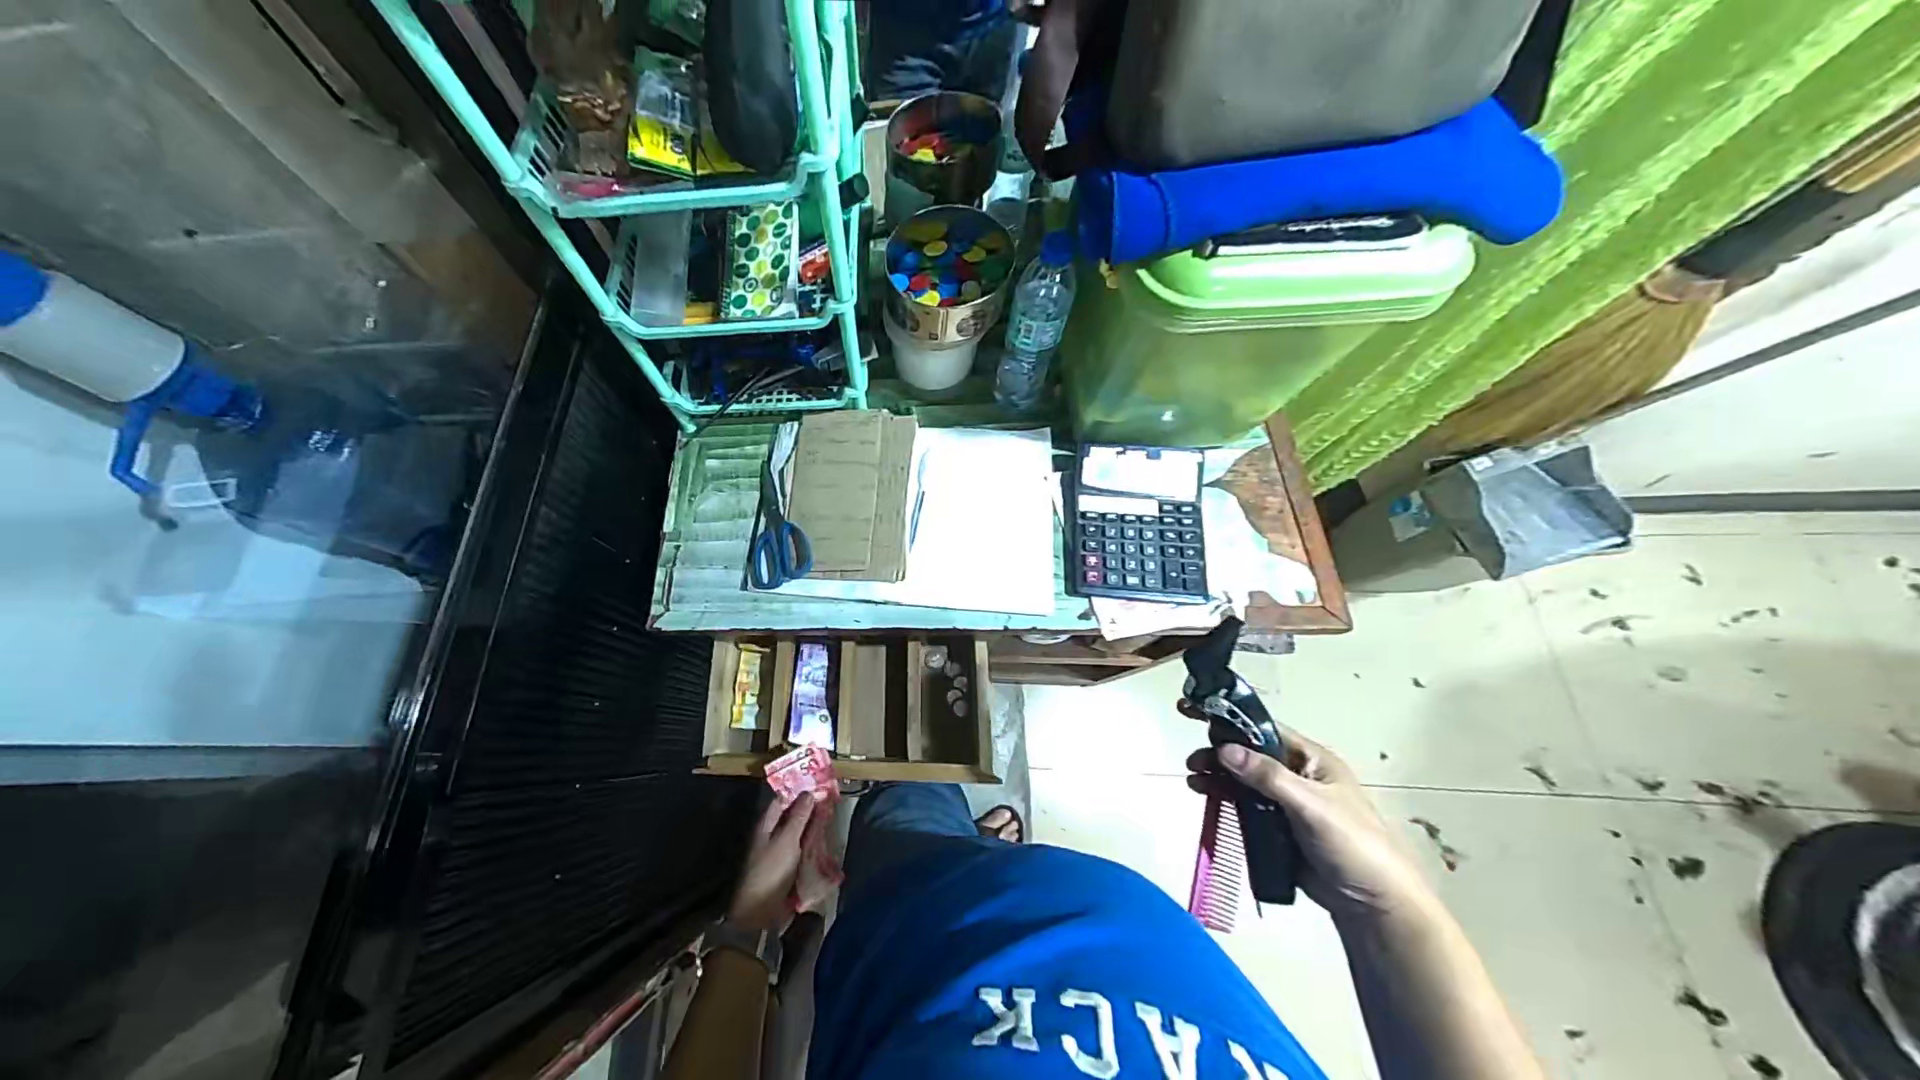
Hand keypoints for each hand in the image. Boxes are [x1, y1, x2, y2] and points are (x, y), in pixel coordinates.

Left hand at [728, 792, 827, 933]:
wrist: (760, 913)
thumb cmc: (770, 872)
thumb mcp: (787, 841)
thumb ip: (798, 816)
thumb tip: (809, 792)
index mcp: (767, 824)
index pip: (783, 799)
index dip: (800, 790)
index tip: (820, 782)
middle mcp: (773, 834)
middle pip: (793, 814)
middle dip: (811, 807)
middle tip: (833, 799)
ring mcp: (781, 850)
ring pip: (800, 830)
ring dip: (814, 824)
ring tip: (834, 816)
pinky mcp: (789, 865)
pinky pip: (803, 847)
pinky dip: (814, 841)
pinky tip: (827, 839)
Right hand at [1188, 725, 1433, 924]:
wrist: (1372, 905)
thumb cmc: (1351, 844)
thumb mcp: (1310, 805)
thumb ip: (1267, 776)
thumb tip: (1224, 748)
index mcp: (1311, 759)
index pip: (1263, 728)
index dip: (1229, 718)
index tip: (1195, 710)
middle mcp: (1296, 774)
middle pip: (1248, 753)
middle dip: (1218, 751)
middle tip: (1193, 761)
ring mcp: (1285, 801)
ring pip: (1242, 778)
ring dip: (1217, 774)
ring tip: (1193, 779)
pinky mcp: (1276, 826)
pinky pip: (1243, 803)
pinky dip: (1223, 796)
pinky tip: (1204, 795)